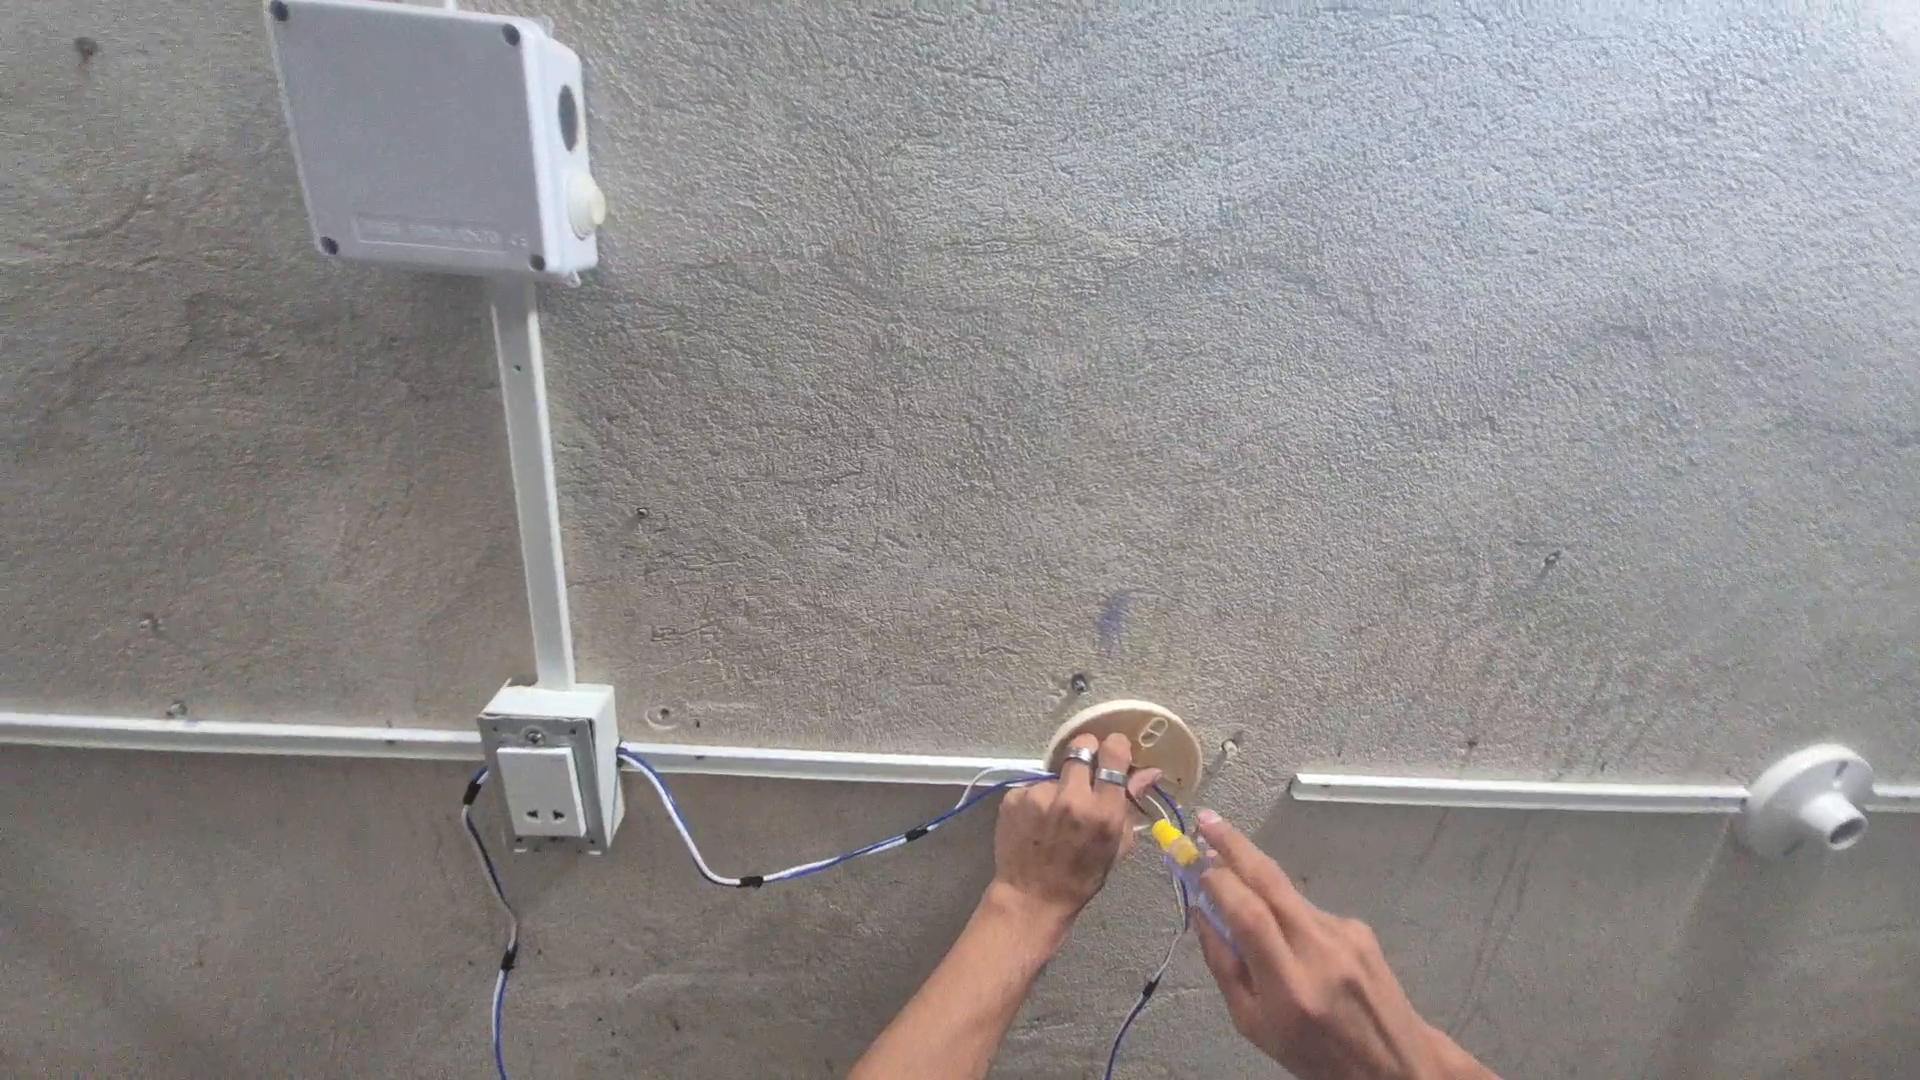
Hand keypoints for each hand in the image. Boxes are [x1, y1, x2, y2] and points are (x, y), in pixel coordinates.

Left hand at [986, 733, 1162, 932]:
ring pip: (1055, 772)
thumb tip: (1151, 770)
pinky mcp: (1014, 797)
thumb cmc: (1082, 876)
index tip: (1113, 751)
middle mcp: (1071, 797)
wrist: (1032, 897)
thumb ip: (1131, 803)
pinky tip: (1036, 822)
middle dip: (1085, 754)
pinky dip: (1036, 799)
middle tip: (1084, 772)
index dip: (1114, 747)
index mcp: (1103, 811)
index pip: (1112, 753)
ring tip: (1054, 814)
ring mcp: (1039, 795)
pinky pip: (1032, 786)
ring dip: (1059, 786)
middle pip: (1081, 746)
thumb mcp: (1116, 845)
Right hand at [1192, 810, 1497, 1079]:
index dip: (1218, 881)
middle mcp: (1319, 952)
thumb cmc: (1314, 1054)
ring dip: (1257, 885)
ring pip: (1286, 894)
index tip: (1195, 864)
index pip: (1248, 914)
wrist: (1398, 1068)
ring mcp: (1344, 935)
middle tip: (1205, 819)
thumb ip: (1222, 965)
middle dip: (1233, 845)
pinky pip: (1307, 910)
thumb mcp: (1253, 1024)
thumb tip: (1201, 911)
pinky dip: (1288, 915)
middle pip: (1269, 881)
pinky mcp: (1359, 928)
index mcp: (1289, 986)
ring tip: (1244, 901)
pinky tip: (1296, 945)